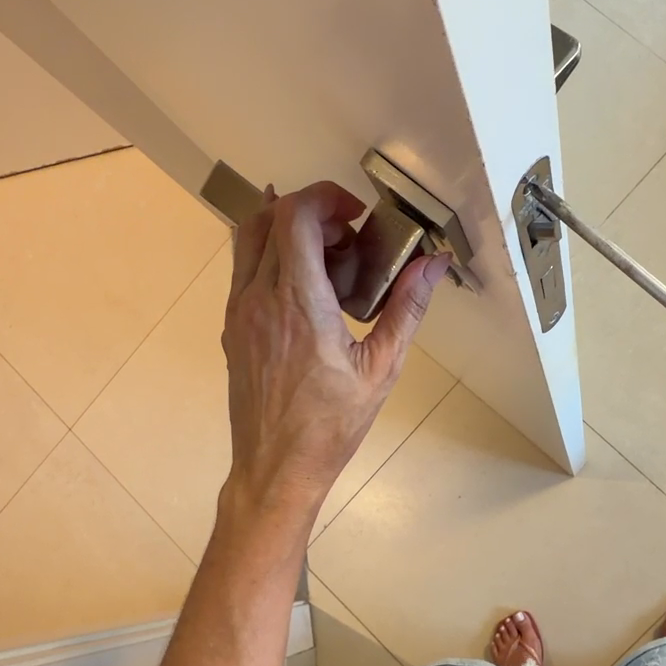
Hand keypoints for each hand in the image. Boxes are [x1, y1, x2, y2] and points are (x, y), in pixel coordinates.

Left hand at [219, 181, 448, 524]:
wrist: (277, 467)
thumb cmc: (332, 426)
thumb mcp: (381, 369)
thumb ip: (407, 309)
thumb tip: (434, 264)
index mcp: (298, 301)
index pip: (295, 214)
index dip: (326, 197)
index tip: (357, 216)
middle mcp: (258, 297)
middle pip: (269, 217)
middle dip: (313, 213)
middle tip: (348, 241)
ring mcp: (238, 312)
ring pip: (248, 239)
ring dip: (286, 231)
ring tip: (325, 259)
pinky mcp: (231, 329)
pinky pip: (243, 270)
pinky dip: (270, 257)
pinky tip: (302, 285)